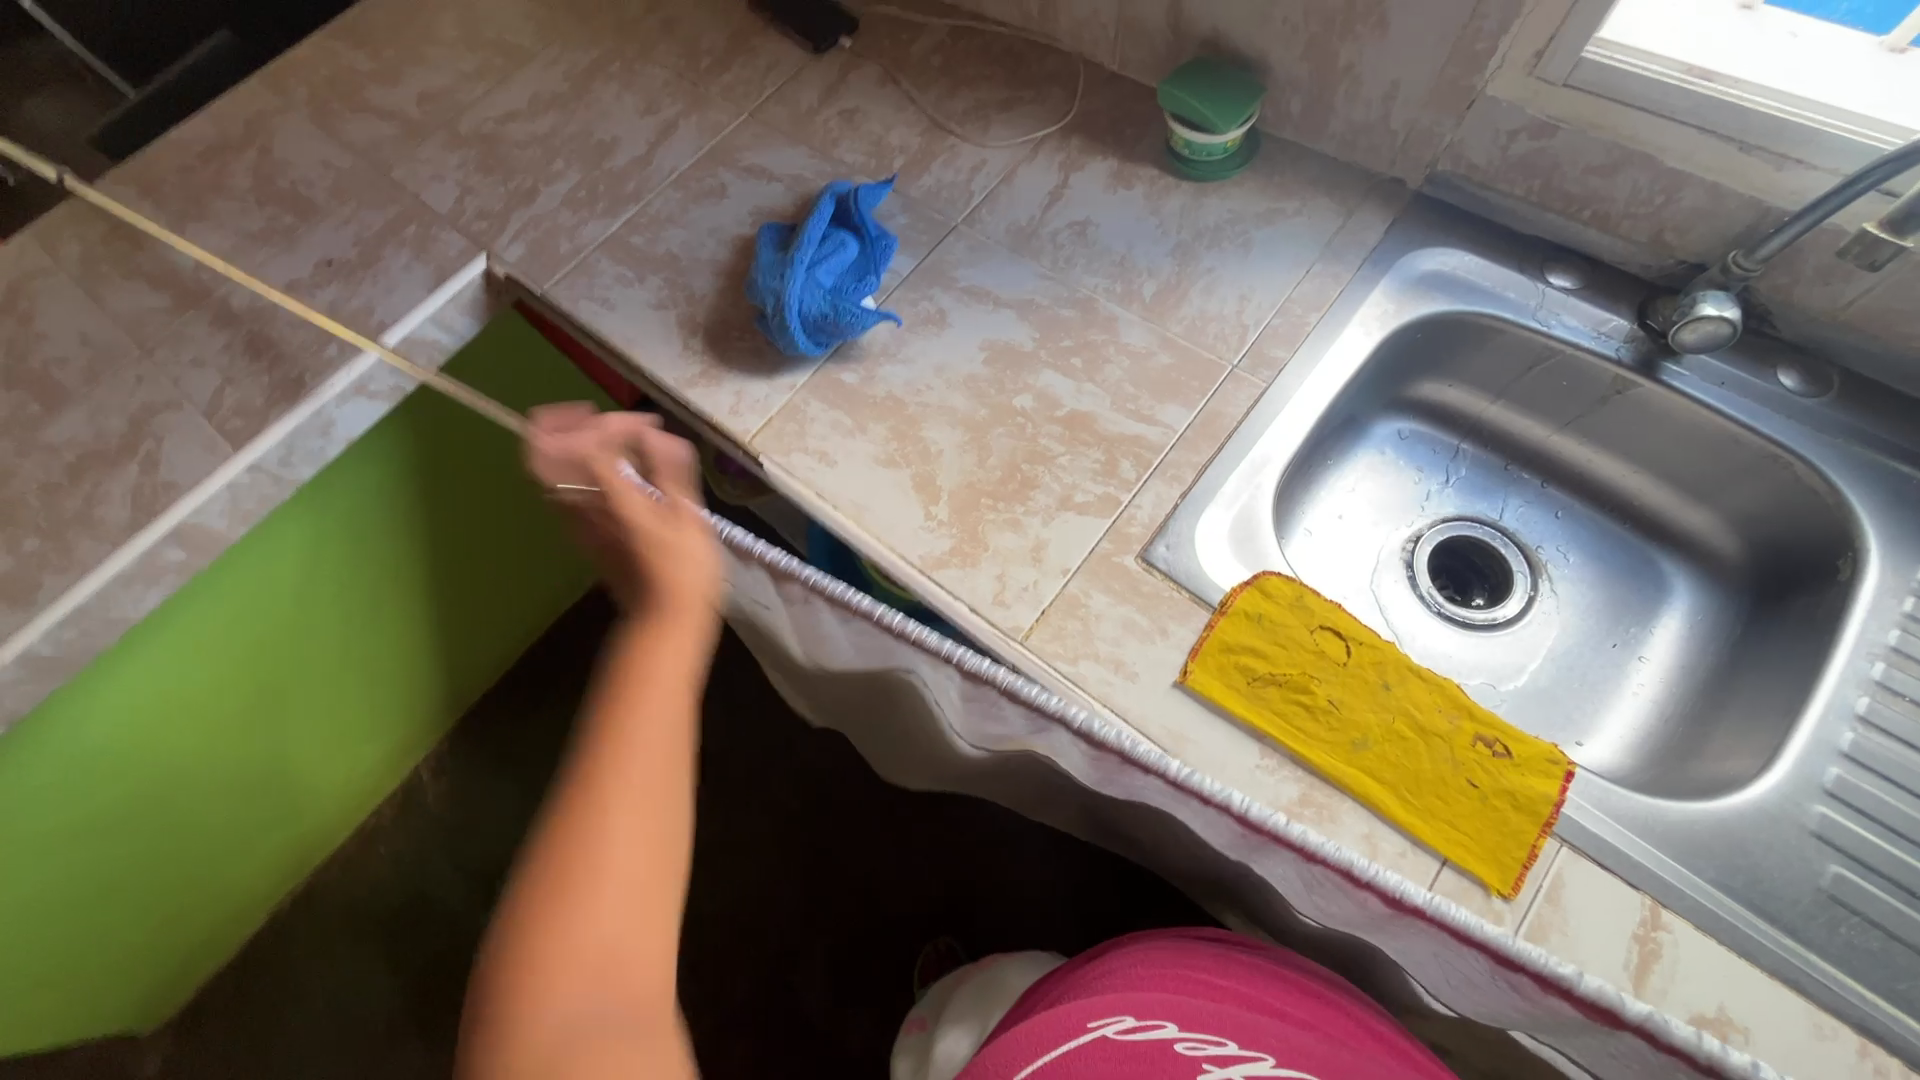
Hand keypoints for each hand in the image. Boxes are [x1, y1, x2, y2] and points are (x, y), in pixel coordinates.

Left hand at [524, 405, 723, 625]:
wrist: (665, 621)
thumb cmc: (685, 571)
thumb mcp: (689, 516)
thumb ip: (669, 469)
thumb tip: (654, 432)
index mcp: (609, 497)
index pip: (588, 441)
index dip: (615, 422)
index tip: (650, 425)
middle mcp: (581, 505)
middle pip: (540, 452)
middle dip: (560, 423)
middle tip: (592, 413)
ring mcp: (576, 521)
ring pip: (546, 471)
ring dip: (565, 444)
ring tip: (601, 436)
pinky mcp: (583, 534)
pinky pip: (562, 489)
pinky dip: (575, 468)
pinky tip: (610, 471)